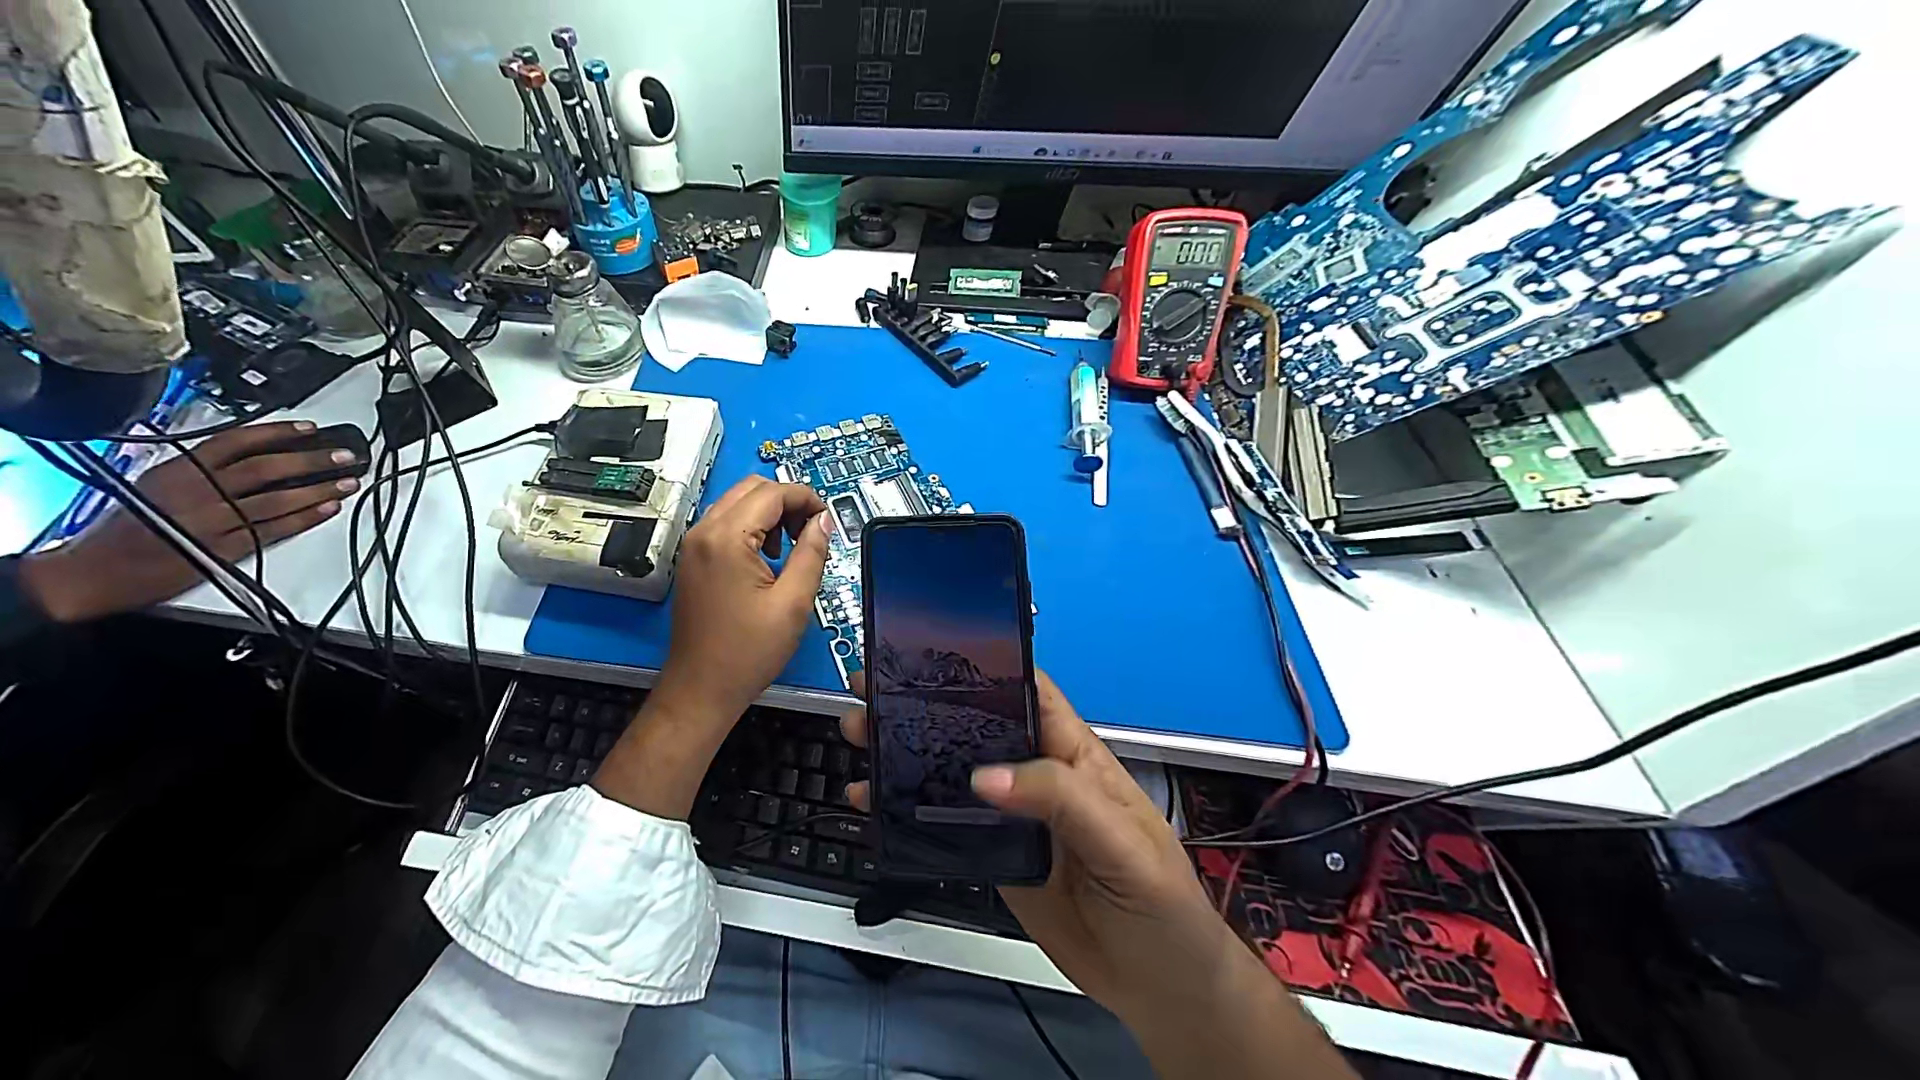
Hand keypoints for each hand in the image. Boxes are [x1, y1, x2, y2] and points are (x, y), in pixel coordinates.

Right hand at [17, 420, 356, 623]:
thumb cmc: (124, 528)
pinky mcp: (225, 548)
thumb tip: (255, 458)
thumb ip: (201, 471)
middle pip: (264, 468)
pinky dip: (306, 518)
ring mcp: (213, 520)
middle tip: (345, 456)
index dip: (276, 433)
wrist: (92, 572)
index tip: (309, 429)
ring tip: (350, 482)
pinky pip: (275, 529)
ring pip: (278, 499)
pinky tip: (329, 508)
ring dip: (320, 489)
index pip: (233, 442)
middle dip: (311, 460)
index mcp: (177, 471)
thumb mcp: (155, 485)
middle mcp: (197, 492)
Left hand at [656, 476, 829, 721]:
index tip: (826, 521)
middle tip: (810, 532)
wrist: (701, 688)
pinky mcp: (693, 558)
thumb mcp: (794, 603)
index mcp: (727, 539)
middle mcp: (703, 533)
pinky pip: (726, 523)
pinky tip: (768, 558)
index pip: (773, 493)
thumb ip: (812, 553)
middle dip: (788, 501)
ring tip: (790, 548)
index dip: (807, 499)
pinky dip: (752, 526)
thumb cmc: (746, 653)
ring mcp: (694, 545)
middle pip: (753, 488)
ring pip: (738, 502)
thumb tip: (823, 522)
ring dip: (770, 513)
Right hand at [840, 669, 1222, 1011]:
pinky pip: (944, 825)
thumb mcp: (1122, 842)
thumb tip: (984, 776)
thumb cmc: (1160, 903)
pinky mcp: (992, 857)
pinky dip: (906, 812)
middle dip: (923, 705)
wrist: (1158, 986)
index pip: (1026, 692)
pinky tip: (872, 804)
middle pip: (975, 726)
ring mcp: (1011, 817)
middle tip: (870, 694)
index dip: (983, 667)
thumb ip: (1060, 800)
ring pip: (951, 772)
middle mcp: (1035, 775)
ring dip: (906, 752)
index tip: (927, 654)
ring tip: (859, 736)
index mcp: (1073, 754)